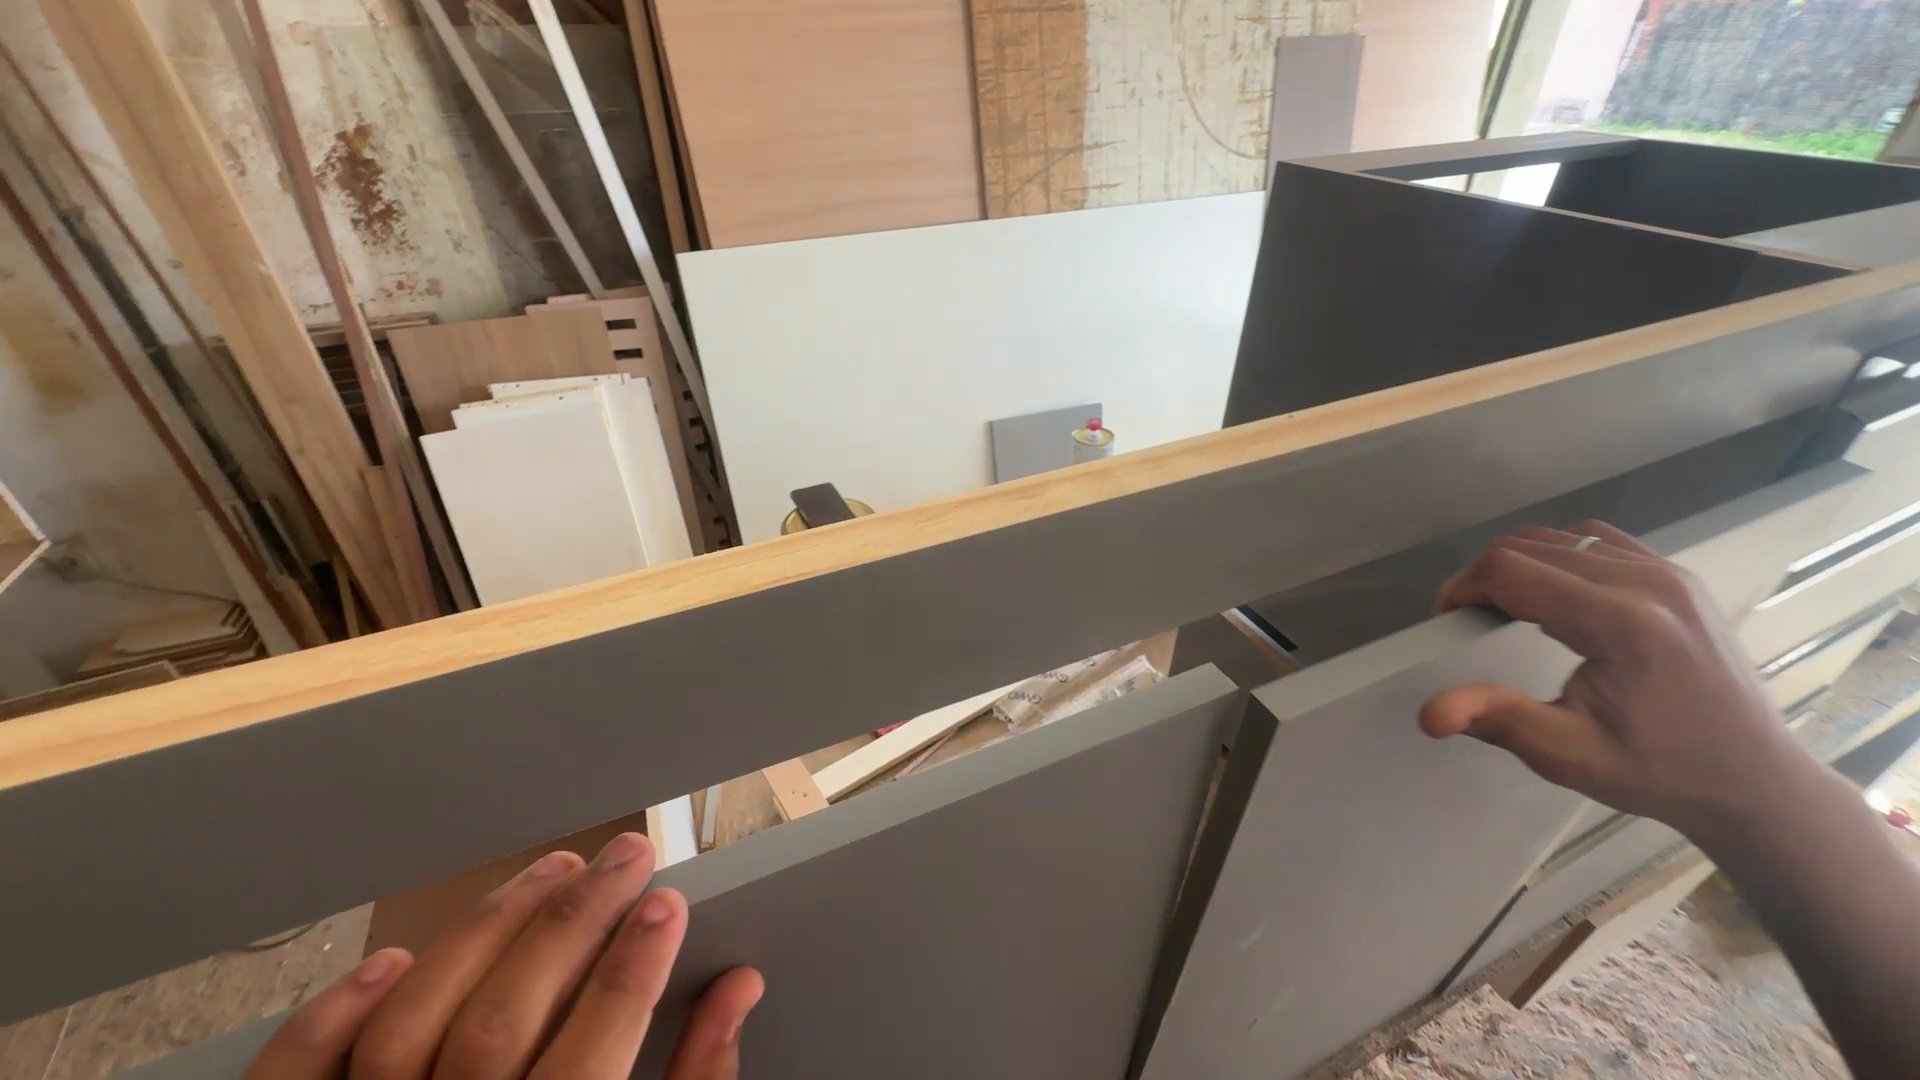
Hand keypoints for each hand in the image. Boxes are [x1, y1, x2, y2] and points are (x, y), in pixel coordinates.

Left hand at [246, 833, 762, 1079]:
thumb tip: (736, 991)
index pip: (598, 1047)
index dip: (635, 965)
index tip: (668, 902)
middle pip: (503, 1018)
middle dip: (577, 917)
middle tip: (627, 855)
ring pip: (412, 1022)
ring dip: (488, 927)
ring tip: (553, 869)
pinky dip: (332, 1014)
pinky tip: (394, 957)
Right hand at [1419, 520, 1819, 838]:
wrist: (1756, 780)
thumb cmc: (1659, 771)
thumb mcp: (1569, 755)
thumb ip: (1498, 720)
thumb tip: (1428, 715)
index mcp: (1621, 622)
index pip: (1510, 569)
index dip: (1462, 589)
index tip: (1447, 624)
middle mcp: (1647, 581)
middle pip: (1528, 546)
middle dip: (1482, 578)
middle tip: (1469, 622)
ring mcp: (1668, 573)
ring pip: (1558, 536)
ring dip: (1518, 564)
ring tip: (1507, 608)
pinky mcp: (1677, 576)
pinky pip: (1595, 539)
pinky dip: (1558, 556)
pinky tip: (1555, 594)